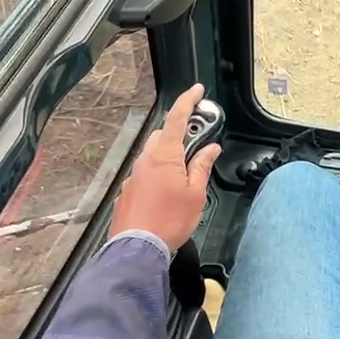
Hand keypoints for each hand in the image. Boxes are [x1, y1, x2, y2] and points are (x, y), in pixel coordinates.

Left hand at [110, 85, 222, 252]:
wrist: (138, 249)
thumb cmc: (169, 221)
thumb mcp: (196, 194)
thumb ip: (202, 166)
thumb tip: (210, 149)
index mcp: (164, 155)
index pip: (177, 118)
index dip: (188, 100)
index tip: (197, 90)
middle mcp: (146, 160)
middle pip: (164, 135)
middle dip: (181, 134)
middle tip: (199, 143)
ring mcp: (134, 176)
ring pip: (153, 155)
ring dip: (170, 156)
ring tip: (186, 173)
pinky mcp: (128, 191)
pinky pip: (146, 173)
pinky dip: (158, 174)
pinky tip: (168, 192)